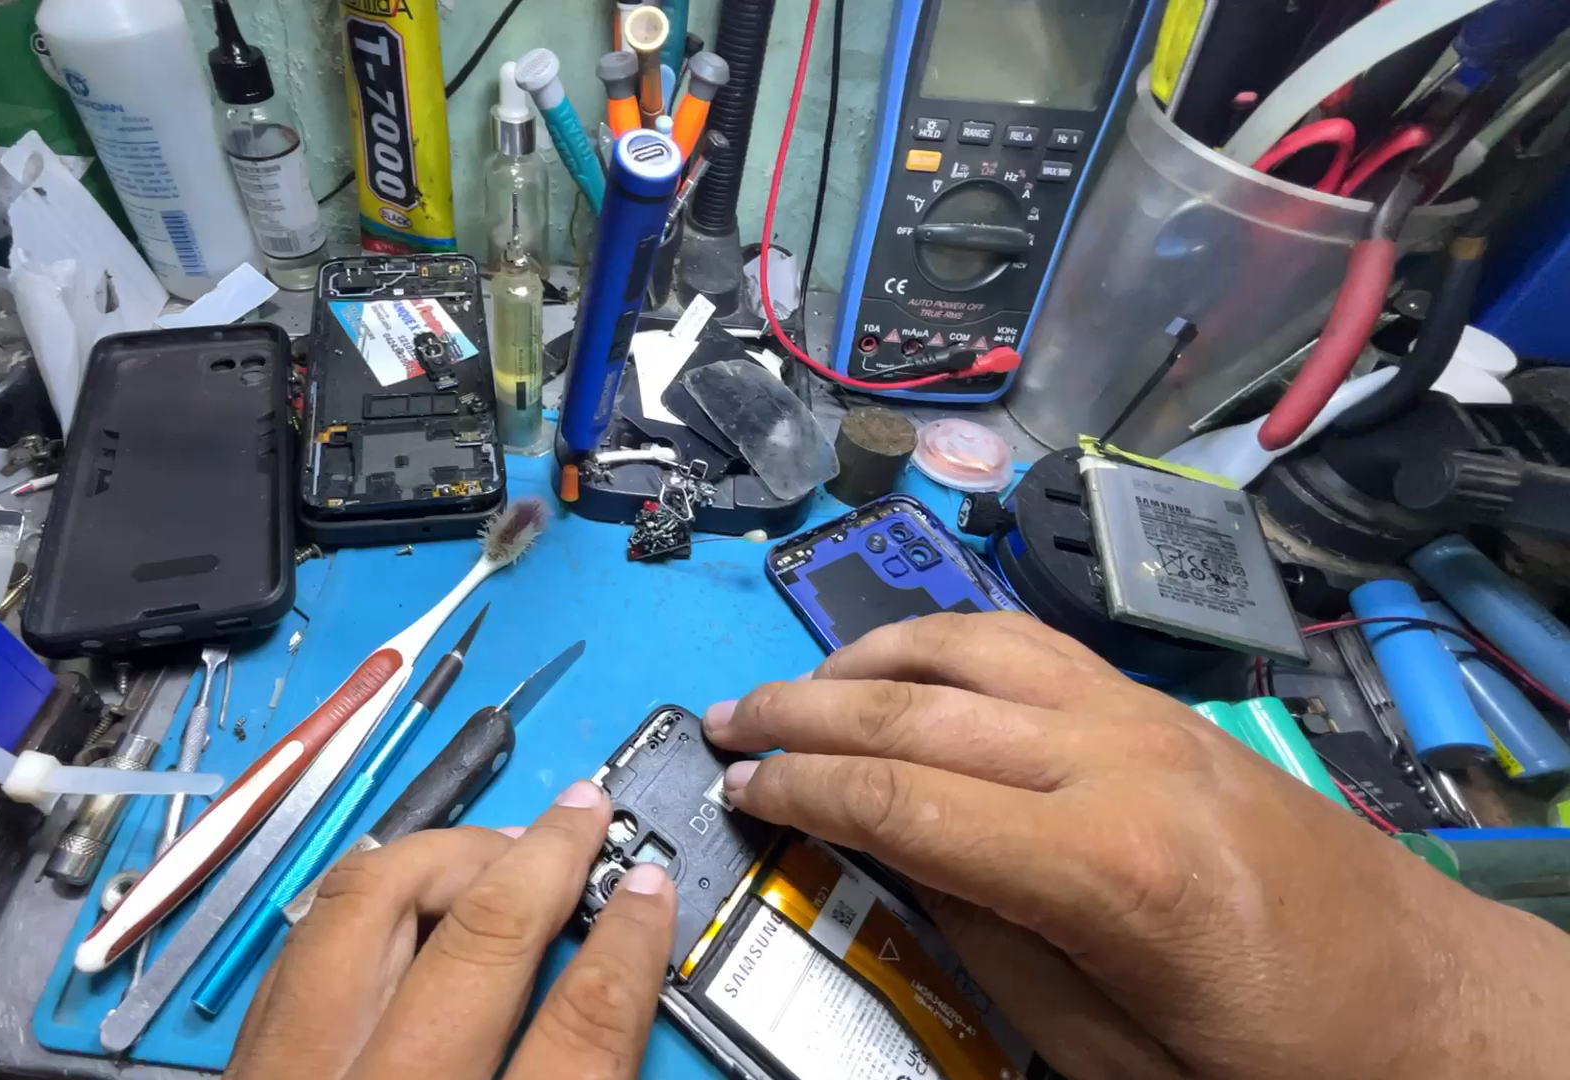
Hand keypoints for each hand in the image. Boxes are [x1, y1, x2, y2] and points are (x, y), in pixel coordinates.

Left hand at [228, 780, 676, 1079]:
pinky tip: (421, 884)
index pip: (574, 1042)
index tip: (649, 891)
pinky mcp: (240, 1079)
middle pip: (468, 950)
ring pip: (363, 912)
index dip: (627, 950)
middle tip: (583, 816)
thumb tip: (626, 1017)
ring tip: (507, 841)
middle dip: (543, 862)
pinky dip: (375, 889)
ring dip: (450, 854)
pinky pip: (309, 942)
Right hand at [706, 612, 1569, 1078]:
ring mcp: (1129, 708)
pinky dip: (930, 638)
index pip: (901, 799)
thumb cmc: (1273, 1061)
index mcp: (1103, 867)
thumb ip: (980, 936)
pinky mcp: (1142, 694)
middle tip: (726, 720)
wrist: (1441, 1007)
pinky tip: (893, 660)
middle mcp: (1107, 757)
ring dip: (856, 659)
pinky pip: (1013, 636)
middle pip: (911, 709)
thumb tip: (886, 847)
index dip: (800, 787)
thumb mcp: (1108, 1053)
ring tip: (796, 687)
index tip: (737, 787)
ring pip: (956, 645)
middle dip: (798, 711)